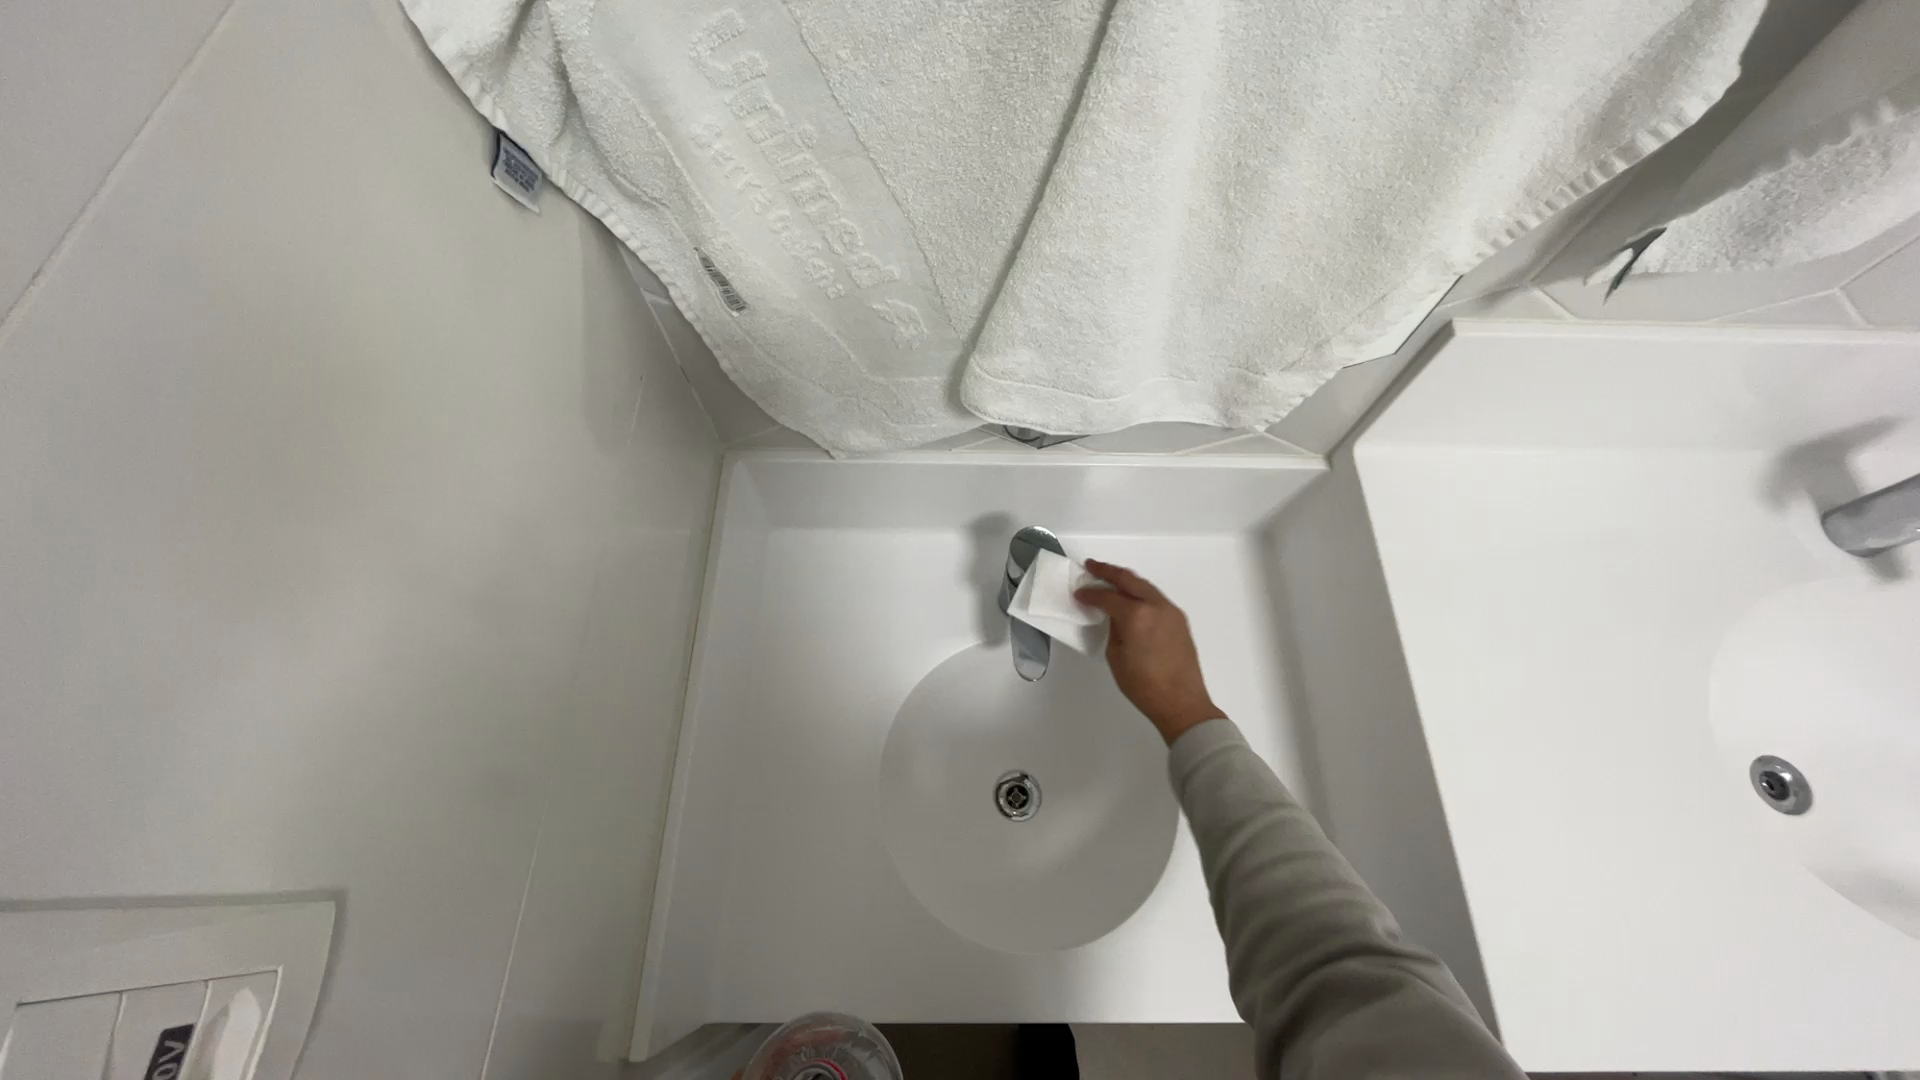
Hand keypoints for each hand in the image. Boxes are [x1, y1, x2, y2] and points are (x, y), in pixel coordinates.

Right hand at [1074, 560, 1224, 745]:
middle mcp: (1155, 605)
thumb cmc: (1143, 685)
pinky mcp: (1179, 619)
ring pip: (1145, 586)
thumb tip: (1114, 616)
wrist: (1181, 702)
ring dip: (1126, 580)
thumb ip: (1113, 629)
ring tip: (1109, 578)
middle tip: (1091, 566)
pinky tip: (1131, 598)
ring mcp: (1170, 611)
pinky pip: (1155, 597)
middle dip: (1108, 572)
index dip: (1090, 594)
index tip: (1078, 593)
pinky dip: (1140, 592)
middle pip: (1129, 580)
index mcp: (1136, 615)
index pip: (1107, 597)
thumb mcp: (1116, 656)